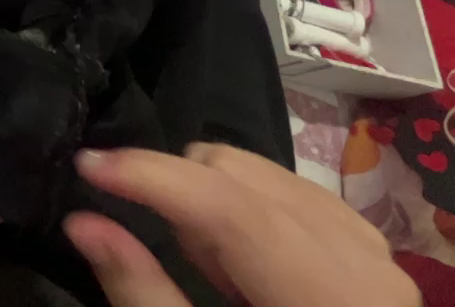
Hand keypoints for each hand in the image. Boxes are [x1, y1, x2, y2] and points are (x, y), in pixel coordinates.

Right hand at [65, 144, 420, 306]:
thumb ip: (142, 295)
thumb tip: (80, 222)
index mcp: (330, 302)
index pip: (232, 210)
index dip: (152, 177)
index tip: (84, 163)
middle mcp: (366, 268)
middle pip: (237, 176)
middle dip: (180, 196)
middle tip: (173, 254)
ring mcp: (374, 251)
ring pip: (254, 169)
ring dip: (209, 198)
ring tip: (216, 270)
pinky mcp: (369, 244)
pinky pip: (283, 183)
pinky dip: (242, 201)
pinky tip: (245, 261)